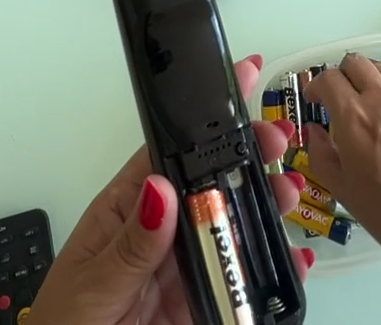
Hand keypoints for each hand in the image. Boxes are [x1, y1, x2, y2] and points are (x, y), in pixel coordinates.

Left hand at [28, 55, 312, 324]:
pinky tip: (291, 258)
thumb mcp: (89, 287)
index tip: (240, 78)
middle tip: (279, 139)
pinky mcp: (199, 307)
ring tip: (289, 193)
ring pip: (230, 227)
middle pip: (210, 184)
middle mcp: (159, 233)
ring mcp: (181, 269)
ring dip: (263, 207)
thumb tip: (161, 189)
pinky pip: (238, 282)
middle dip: (247, 155)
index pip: (171, 151)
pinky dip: (269, 270)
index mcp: (126, 211)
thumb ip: (129, 247)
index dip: (206, 117)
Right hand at [300, 53, 380, 260]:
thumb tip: (314, 132)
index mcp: (353, 117)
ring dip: (372, 82)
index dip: (317, 86)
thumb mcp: (342, 189)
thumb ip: (320, 153)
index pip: (328, 78)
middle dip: (343, 75)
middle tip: (341, 95)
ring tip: (372, 105)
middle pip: (355, 62)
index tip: (317, 98)